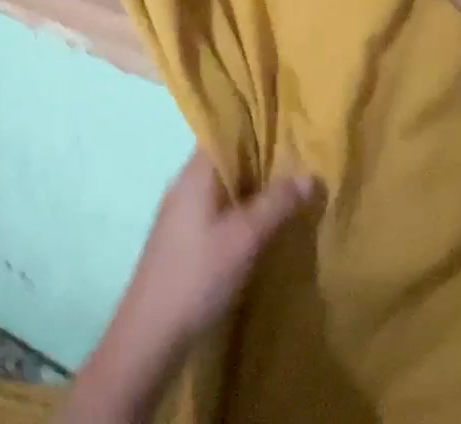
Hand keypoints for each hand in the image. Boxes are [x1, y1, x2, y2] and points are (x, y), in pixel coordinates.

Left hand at [63, 150, 315, 422]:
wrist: (150, 333)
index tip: (290, 127)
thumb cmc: (198, 276)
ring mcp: (181, 212)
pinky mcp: (183, 238)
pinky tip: (264, 223)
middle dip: (262, 160)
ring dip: (253, 188)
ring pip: (223, 186)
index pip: (225, 132)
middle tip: (302, 160)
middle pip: (226, 159)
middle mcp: (184, 185)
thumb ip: (277, 203)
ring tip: (292, 190)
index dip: (256, 126)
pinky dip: (241, 209)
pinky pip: (218, 208)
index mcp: (195, 174)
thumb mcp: (245, 238)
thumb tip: (310, 173)